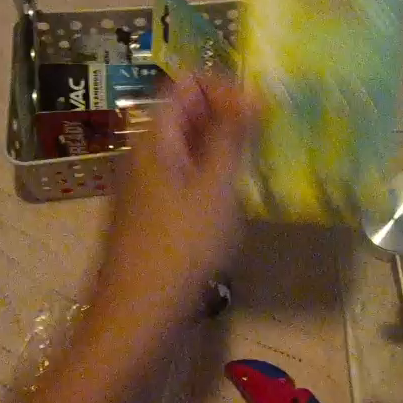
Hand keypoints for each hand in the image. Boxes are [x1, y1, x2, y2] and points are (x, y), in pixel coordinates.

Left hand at [92, 75, 256, 323]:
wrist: (137, 317)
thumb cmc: (180, 247)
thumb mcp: (215, 187)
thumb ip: (230, 136)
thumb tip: (248, 94)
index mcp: (153, 139)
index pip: (185, 85)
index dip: (223, 87)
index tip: (259, 110)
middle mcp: (142, 155)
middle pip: (183, 114)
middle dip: (225, 115)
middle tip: (265, 134)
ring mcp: (143, 187)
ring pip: (184, 148)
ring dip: (220, 147)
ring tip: (255, 164)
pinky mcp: (150, 216)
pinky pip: (182, 177)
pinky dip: (209, 176)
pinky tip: (231, 199)